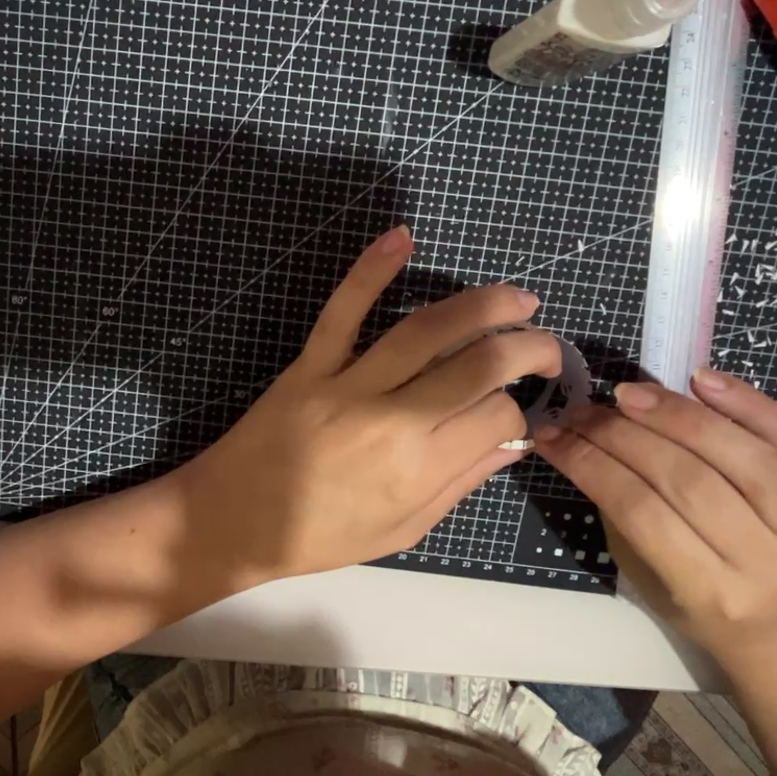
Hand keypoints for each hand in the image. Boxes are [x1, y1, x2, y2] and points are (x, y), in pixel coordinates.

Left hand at [175, 225, 559, 583]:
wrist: (231, 520)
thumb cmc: (319, 536)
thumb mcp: (401, 531)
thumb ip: (459, 483)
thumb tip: (514, 441)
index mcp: (417, 470)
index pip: (496, 416)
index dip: (516, 411)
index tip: (511, 412)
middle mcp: (390, 422)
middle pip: (477, 365)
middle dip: (526, 348)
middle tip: (545, 342)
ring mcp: (346, 386)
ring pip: (424, 330)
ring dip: (479, 305)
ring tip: (517, 299)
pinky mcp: (308, 365)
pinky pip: (343, 311)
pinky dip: (370, 270)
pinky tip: (402, 239)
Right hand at [530, 369, 776, 668]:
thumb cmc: (698, 606)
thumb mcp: (646, 575)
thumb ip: (623, 513)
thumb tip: (587, 444)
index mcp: (707, 589)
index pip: (639, 511)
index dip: (589, 464)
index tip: (551, 435)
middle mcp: (761, 559)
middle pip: (684, 479)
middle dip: (622, 435)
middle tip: (580, 411)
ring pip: (737, 455)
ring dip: (676, 414)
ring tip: (627, 393)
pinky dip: (745, 400)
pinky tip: (699, 379)